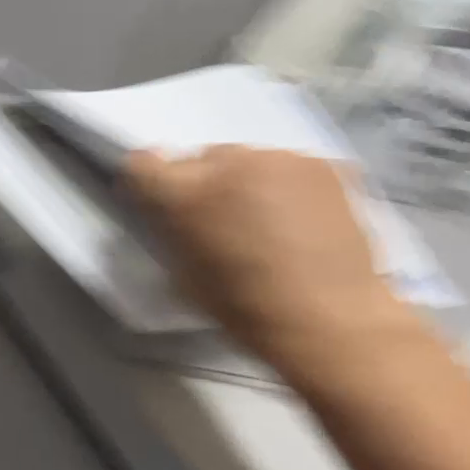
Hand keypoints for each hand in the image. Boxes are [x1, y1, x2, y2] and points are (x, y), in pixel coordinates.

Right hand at [125, 146, 428, 374]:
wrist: (326, 312)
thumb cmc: (240, 306)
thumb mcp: (183, 273)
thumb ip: (172, 231)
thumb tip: (172, 213)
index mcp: (187, 195)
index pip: (143, 163)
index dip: (144, 181)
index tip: (153, 201)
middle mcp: (233, 163)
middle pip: (199, 157)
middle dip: (198, 184)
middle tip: (211, 220)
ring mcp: (284, 158)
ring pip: (245, 159)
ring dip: (240, 182)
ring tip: (258, 220)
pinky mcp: (326, 162)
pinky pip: (285, 167)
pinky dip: (278, 186)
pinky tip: (292, 219)